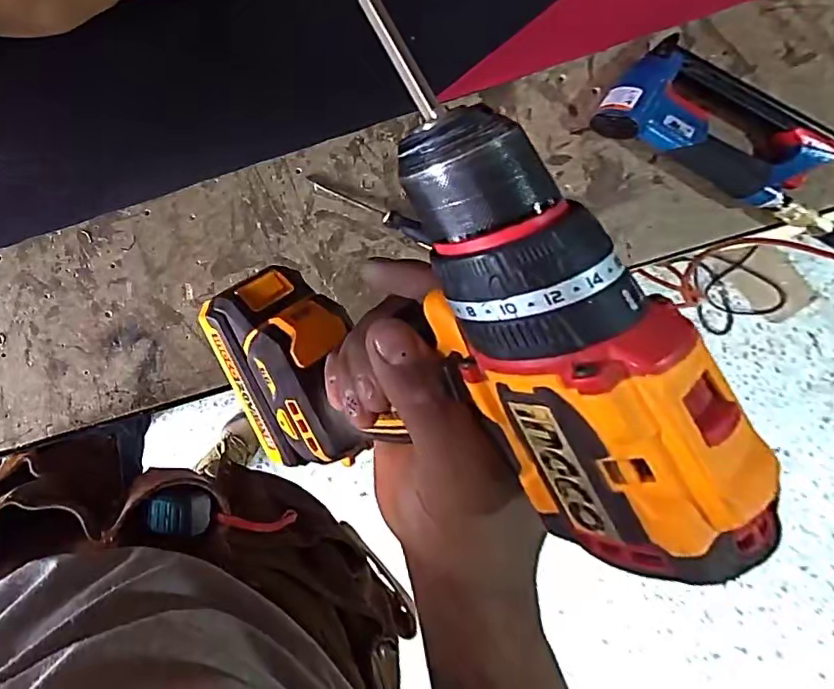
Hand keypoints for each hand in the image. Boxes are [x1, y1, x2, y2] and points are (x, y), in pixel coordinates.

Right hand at [324, 260, 544, 595]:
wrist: (448, 560)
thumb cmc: (472, 520)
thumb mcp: (451, 461)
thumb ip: (422, 398)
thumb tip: (386, 332)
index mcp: (489, 368)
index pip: (456, 303)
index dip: (416, 281)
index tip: (374, 274)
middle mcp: (457, 361)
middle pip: (403, 313)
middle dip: (374, 344)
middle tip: (371, 396)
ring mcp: (424, 374)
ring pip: (374, 333)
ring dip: (357, 366)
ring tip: (365, 410)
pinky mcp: (394, 389)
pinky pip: (355, 358)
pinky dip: (344, 376)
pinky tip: (351, 407)